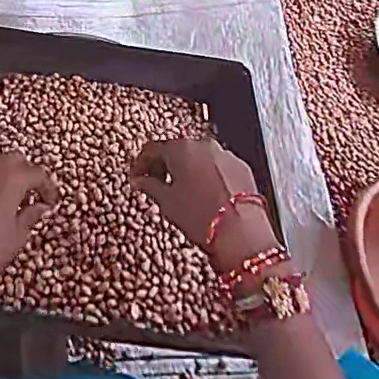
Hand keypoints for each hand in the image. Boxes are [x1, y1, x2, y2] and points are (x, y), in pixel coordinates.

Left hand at [0, 153, 58, 280]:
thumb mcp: (18, 234)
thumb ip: (31, 215)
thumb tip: (40, 207)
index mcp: (12, 178)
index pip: (38, 174)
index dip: (48, 187)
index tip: (50, 201)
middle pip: (14, 160)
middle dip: (25, 174)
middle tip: (29, 196)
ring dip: (2, 178)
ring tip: (7, 202)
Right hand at [128, 137, 276, 268]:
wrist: (241, 233)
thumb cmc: (202, 217)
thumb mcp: (167, 202)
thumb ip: (149, 186)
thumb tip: (140, 181)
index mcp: (181, 148)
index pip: (152, 149)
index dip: (141, 163)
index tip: (136, 176)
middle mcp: (204, 145)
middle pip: (177, 150)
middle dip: (164, 166)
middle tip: (155, 183)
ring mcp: (225, 155)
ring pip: (199, 158)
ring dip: (187, 170)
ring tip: (181, 192)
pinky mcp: (242, 168)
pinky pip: (218, 167)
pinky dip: (207, 176)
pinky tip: (204, 195)